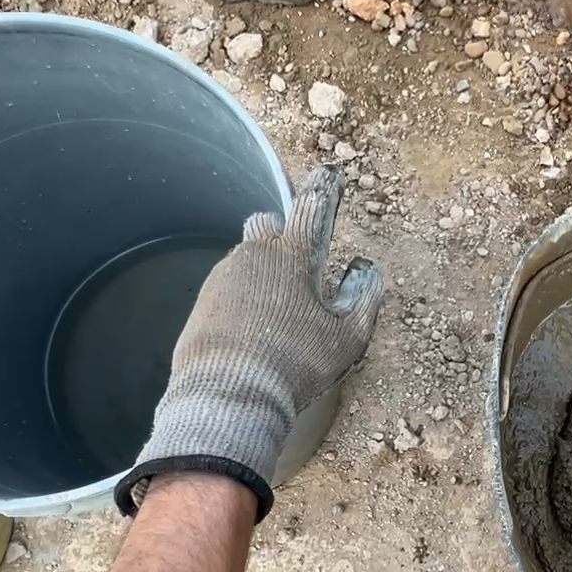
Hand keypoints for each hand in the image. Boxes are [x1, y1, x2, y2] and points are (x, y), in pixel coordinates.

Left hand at [115, 166, 381, 518]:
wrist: (231, 394)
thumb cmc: (298, 363)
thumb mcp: (347, 339)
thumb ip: (363, 301)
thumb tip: (369, 273)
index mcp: (291, 258)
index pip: (310, 211)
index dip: (322, 193)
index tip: (328, 176)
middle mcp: (252, 257)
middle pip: (264, 226)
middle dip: (281, 237)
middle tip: (298, 273)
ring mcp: (221, 278)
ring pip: (245, 261)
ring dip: (263, 276)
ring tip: (277, 318)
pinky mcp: (201, 304)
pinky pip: (228, 289)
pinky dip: (243, 300)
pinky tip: (253, 333)